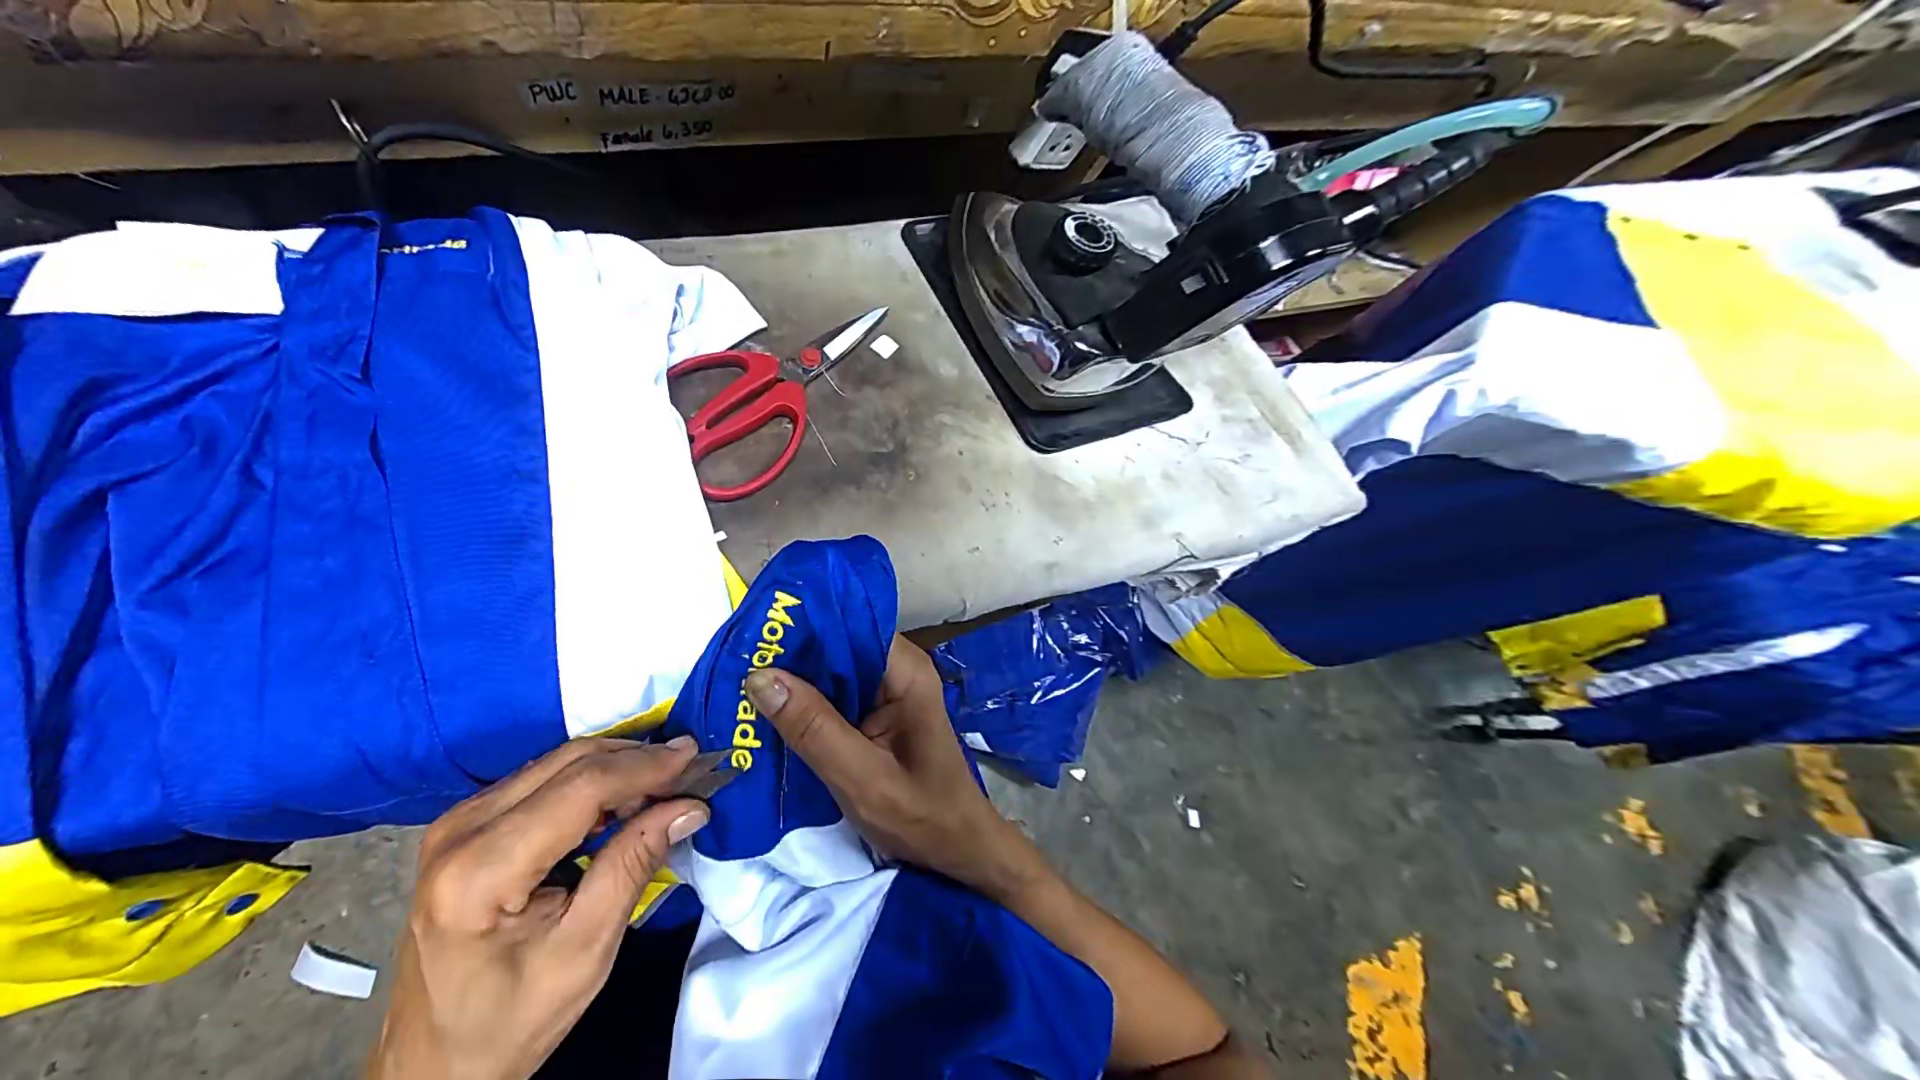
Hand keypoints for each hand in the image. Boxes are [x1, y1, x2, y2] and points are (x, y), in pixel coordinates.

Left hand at [367, 737, 711, 1079]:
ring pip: (557, 762)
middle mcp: (460, 830)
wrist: (432, 1062)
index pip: (580, 788)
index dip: (644, 766)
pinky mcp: (464, 825)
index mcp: (480, 870)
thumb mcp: (586, 950)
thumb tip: (689, 806)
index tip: (696, 757)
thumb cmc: (511, 1019)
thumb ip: (633, 866)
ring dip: (617, 766)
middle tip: (689, 771)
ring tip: (664, 786)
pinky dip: (590, 779)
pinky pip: (541, 778)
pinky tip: (622, 799)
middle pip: (568, 763)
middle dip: (637, 760)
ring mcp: (457, 822)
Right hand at [744, 637, 1042, 899]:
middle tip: (731, 666)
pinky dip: (804, 703)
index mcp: (905, 672)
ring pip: (831, 670)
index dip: (799, 630)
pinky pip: (835, 695)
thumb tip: (759, 675)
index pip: (847, 627)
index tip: (750, 640)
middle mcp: (898, 669)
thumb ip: (813, 728)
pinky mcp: (877, 711)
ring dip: (792, 680)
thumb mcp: (862, 779)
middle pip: (836, 645)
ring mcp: (888, 689)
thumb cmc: (921, 816)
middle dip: (788, 656)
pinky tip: (768, 713)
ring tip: (738, 687)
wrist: (959, 848)